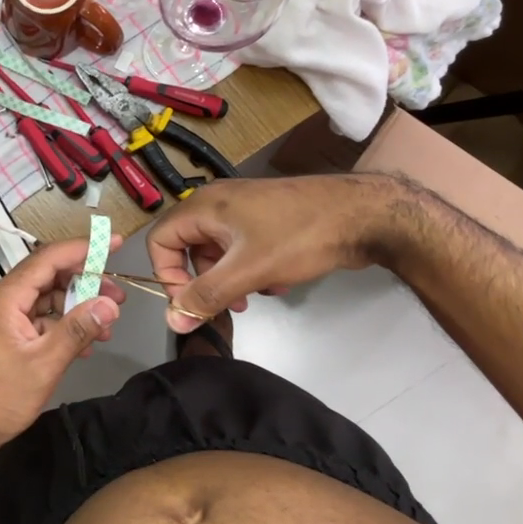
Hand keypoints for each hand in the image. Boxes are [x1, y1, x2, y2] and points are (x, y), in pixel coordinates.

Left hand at [0, 236, 125, 467]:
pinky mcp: (3, 335)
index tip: (114, 244)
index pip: (48, 259)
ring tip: (107, 326)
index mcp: (4, 298)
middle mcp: (0, 300)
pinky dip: (61, 326)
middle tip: (119, 297)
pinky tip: (84, 343)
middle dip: (85, 283)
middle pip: (48, 277)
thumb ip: (77, 330)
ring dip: (76, 308)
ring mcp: (0, 318)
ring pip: (45, 300)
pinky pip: (37, 319)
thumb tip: (109, 304)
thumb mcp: (44, 364)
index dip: (83, 249)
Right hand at [146, 175, 407, 330]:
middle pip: (187, 247)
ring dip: (230, 278)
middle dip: (205, 281)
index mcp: (203, 206)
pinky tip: (277, 282)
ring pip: (217, 250)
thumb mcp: (247, 271)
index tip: (193, 301)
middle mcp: (216, 202)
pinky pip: (240, 246)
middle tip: (228, 304)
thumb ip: (206, 296)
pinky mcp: (264, 217)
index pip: (159, 241)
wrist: (363, 214)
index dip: (168, 274)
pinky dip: (250, 267)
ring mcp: (242, 208)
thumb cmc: (299, 236)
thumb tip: (172, 320)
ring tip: (256, 295)